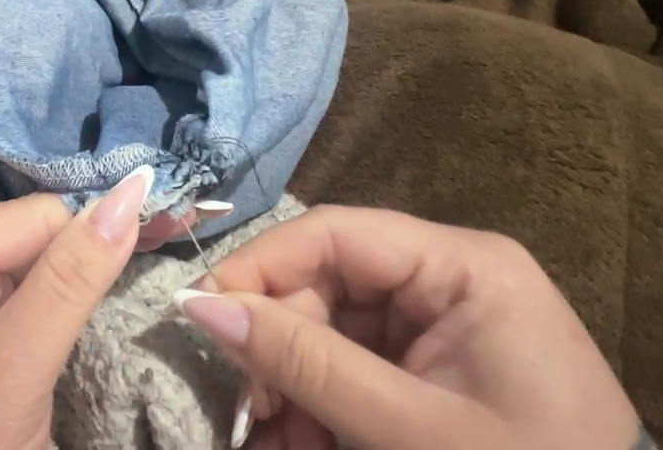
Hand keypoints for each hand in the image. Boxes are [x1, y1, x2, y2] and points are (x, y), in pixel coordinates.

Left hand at [0, 166, 153, 449]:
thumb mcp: (15, 368)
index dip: (91, 232)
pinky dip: (65, 293)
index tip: (159, 233)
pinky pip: (25, 289)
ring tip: (140, 255)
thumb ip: (70, 280)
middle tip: (165, 234)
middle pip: (33, 234)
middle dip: (90, 245)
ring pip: (34, 260)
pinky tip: (95, 292)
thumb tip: (128, 194)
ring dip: (83, 268)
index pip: (32, 218)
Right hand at [172, 206, 641, 449]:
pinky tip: (302, 440)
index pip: (335, 234)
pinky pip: (355, 366)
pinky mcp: (436, 367)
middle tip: (242, 405)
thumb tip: (198, 306)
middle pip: (328, 283)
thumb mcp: (413, 432)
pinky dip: (321, 403)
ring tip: (268, 435)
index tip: (201, 313)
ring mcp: (443, 324)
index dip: (261, 266)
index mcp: (465, 266)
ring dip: (293, 382)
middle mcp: (450, 278)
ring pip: (332, 328)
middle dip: (278, 343)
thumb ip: (307, 364)